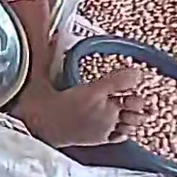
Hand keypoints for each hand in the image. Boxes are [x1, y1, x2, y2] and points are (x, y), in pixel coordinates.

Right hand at [13, 67, 148, 146]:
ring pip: (135, 121)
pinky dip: (125, 130)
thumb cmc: (44, 106)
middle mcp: (105, 111)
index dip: (133, 75)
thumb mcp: (51, 79)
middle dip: (136, 99)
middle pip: (138, 103)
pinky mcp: (101, 139)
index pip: (129, 79)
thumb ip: (55, 59)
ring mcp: (105, 127)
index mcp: (94, 92)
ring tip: (126, 111)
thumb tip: (53, 37)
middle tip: (127, 96)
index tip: (133, 74)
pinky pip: (123, 135)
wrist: (38, 128)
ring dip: (133, 115)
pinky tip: (118, 124)